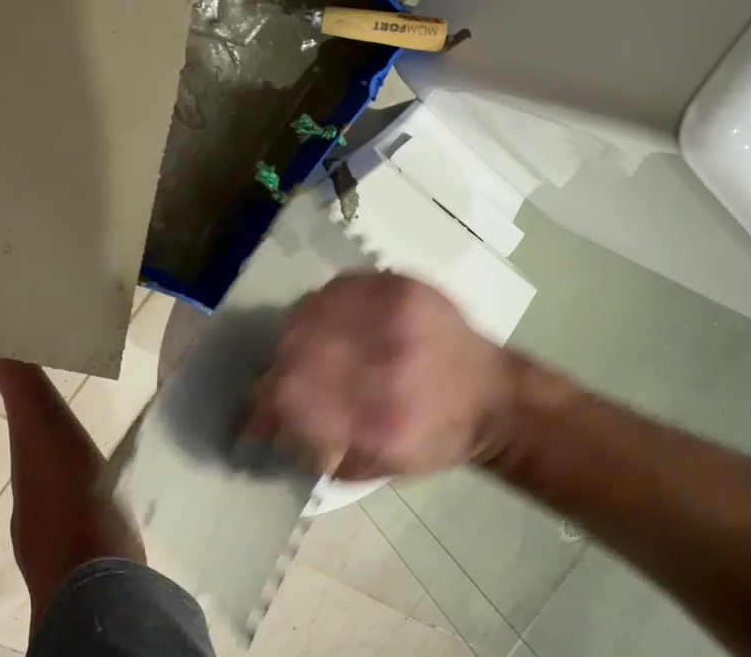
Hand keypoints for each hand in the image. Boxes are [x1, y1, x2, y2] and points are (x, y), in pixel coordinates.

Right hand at [245, 272, 514, 479]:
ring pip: (309, 314)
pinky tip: (327, 322)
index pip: (291, 397)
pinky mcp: (401, 285)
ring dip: (295, 334)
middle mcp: (387, 363)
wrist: (494, 396)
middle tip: (280, 379)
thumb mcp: (378, 464)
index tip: (256, 413)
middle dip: (278, 368)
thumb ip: (320, 450)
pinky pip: (335, 288)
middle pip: (294, 351)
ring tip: (302, 349)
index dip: (264, 403)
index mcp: (381, 418)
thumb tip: (266, 429)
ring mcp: (395, 316)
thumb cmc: (432, 440)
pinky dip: (321, 306)